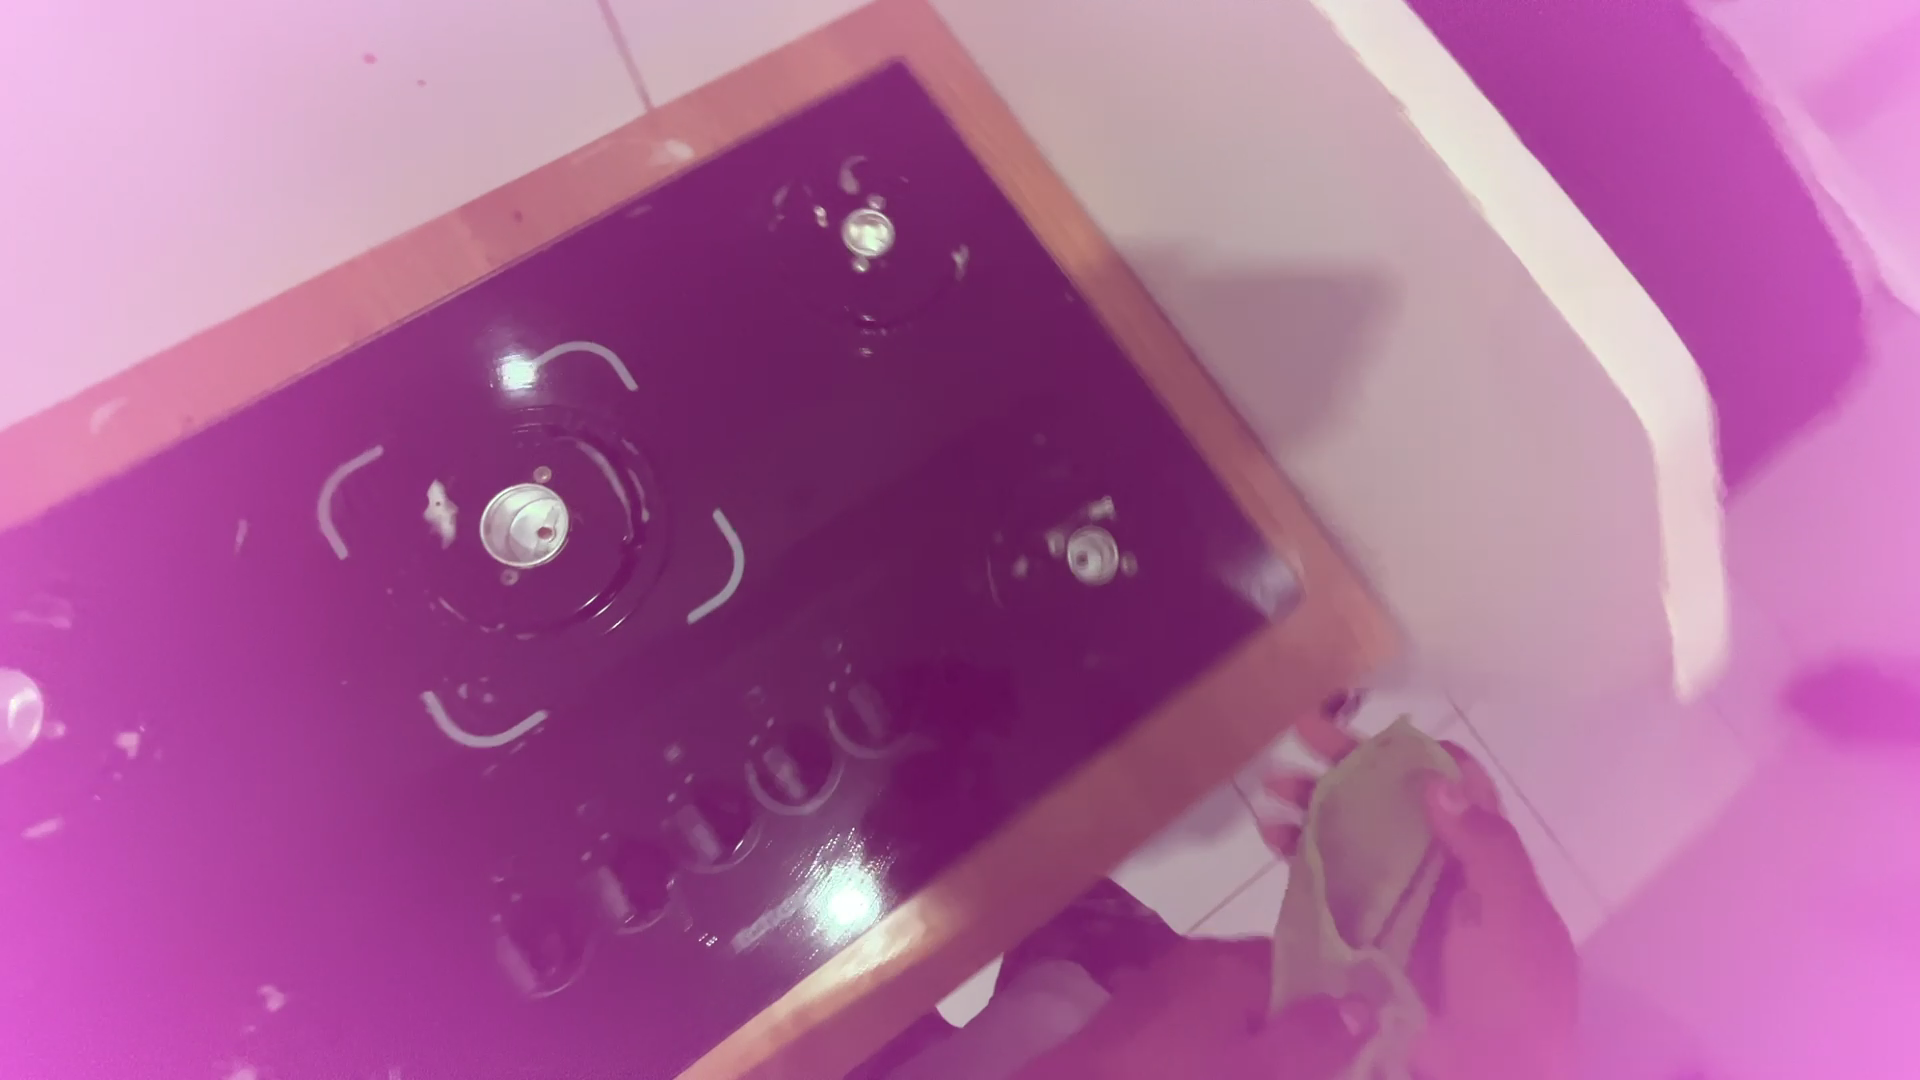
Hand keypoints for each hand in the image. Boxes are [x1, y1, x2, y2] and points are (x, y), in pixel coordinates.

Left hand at [1013, 938, 1372, 1079]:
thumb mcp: (1261, 1072)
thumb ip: (1313, 1037)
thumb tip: (1362, 999)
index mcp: (1229, 962)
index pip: (1299, 962)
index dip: (1331, 1000)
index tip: (1359, 1043)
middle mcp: (1197, 958)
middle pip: (1265, 983)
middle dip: (1295, 1024)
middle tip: (1319, 1068)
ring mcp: (1164, 981)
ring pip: (1232, 1004)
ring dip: (1259, 1039)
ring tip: (1275, 1067)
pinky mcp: (1141, 1009)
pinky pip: (1199, 1018)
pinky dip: (1221, 1043)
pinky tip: (1225, 1068)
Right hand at [1259, 713, 1579, 1079]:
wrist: (1481, 1077)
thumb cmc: (1513, 998)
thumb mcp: (1517, 922)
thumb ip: (1487, 849)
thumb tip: (1436, 779)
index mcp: (1478, 856)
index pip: (1451, 784)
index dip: (1416, 751)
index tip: (1377, 732)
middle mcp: (1432, 863)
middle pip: (1386, 796)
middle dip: (1344, 761)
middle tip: (1303, 731)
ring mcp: (1390, 890)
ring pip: (1346, 827)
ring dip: (1309, 799)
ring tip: (1273, 786)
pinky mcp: (1355, 918)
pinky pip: (1321, 870)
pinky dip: (1294, 846)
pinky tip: (1271, 832)